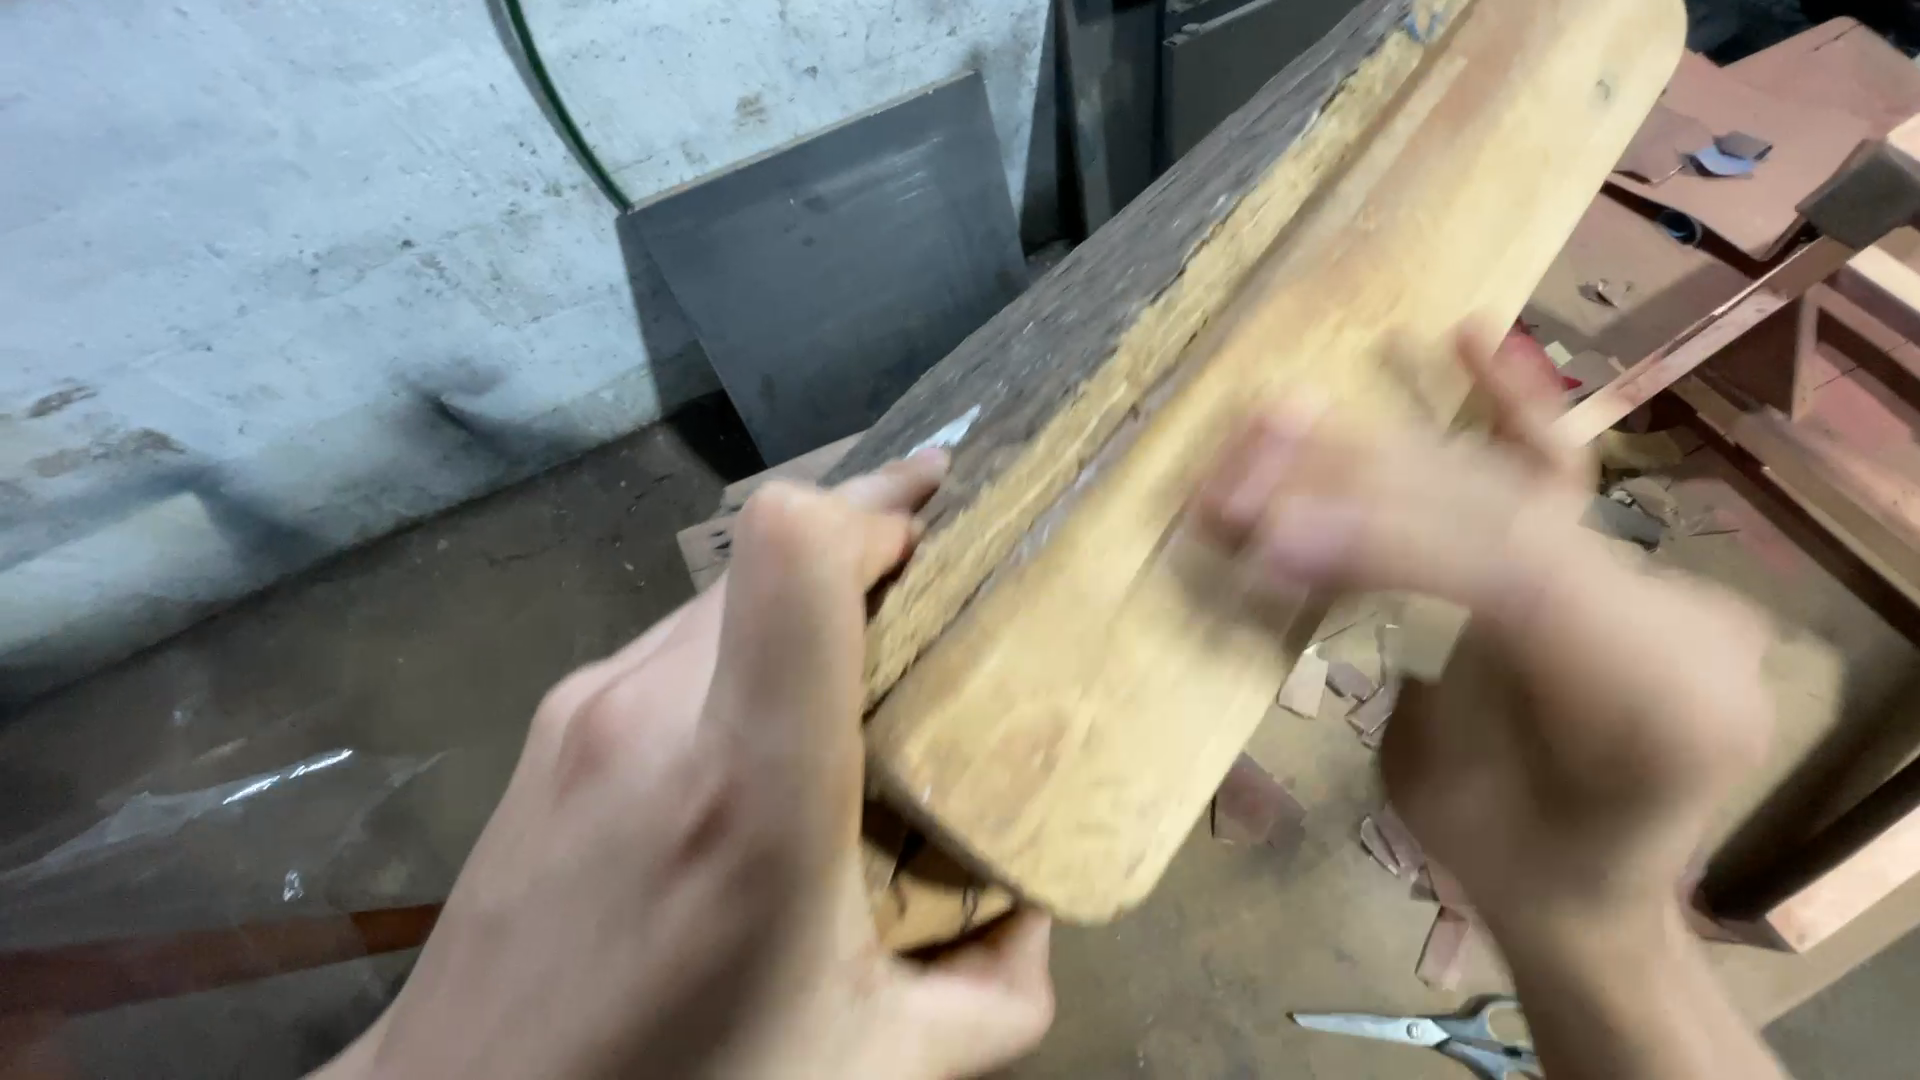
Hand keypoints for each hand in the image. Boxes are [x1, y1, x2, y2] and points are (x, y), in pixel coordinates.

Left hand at [322, 451, 1052, 1079]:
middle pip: (772, 541)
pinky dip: (750, 639)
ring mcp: (591, 701)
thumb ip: (997, 986)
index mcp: (750, 784)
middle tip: (939, 556)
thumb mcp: (877, 1061)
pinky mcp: (559, 714)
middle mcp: (655, 710)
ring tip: (865, 641)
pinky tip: (769, 709)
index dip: (874, 511)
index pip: (793, 551)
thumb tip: (1030, 897)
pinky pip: (685, 634)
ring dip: (810, 590)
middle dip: (869, 533)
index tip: (939, 525)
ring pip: (732, 585)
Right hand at [1192, 328, 1772, 933]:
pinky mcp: (1582, 556)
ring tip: (1278, 415)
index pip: (1510, 575)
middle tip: (1236, 468)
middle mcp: (1659, 603)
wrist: (1575, 881)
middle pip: (1489, 509)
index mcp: (1653, 687)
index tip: (1261, 539)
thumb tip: (1277, 567)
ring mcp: (1623, 570)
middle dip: (1352, 482)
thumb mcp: (1429, 786)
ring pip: (1490, 479)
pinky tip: (1462, 338)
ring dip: (1374, 444)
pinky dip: (1508, 398)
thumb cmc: (1503, 855)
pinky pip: (1550, 464)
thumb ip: (1364, 665)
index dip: (1379, 543)